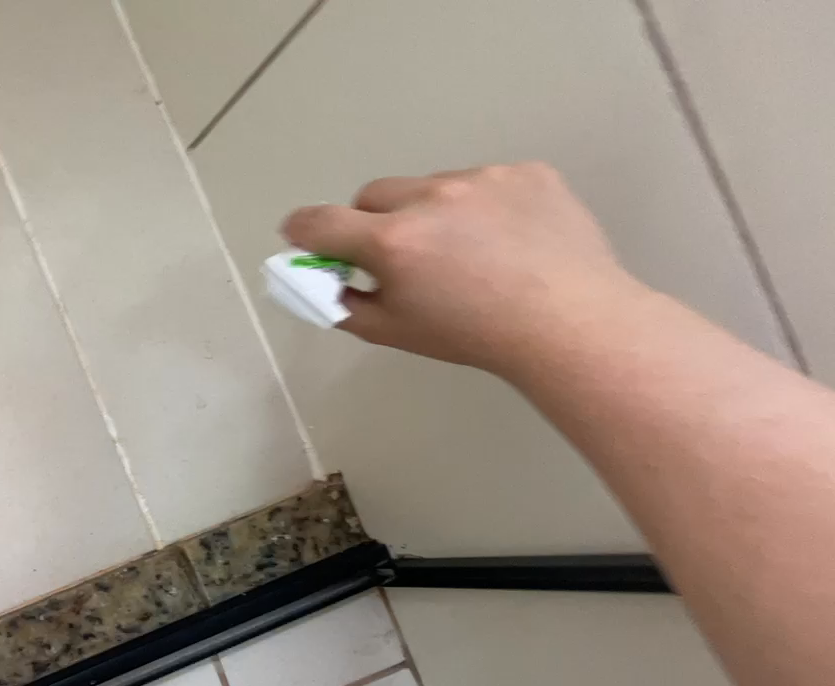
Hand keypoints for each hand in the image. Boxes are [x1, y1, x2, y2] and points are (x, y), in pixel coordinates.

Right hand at [280, 163, 655, 377]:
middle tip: (388, 253)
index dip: (300, 230)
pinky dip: (470, 207)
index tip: (298, 237)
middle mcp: (430, 198)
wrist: (566, 321)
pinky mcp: (525, 172)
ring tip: (453, 249)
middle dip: (367, 221)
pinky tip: (494, 239)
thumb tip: (322, 278)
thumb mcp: (386, 330)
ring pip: (425, 187)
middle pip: (371, 195)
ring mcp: (481, 179)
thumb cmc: (466, 334)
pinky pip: (476, 183)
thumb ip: (341, 300)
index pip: (320, 222)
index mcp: (390, 241)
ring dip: (421, 212)